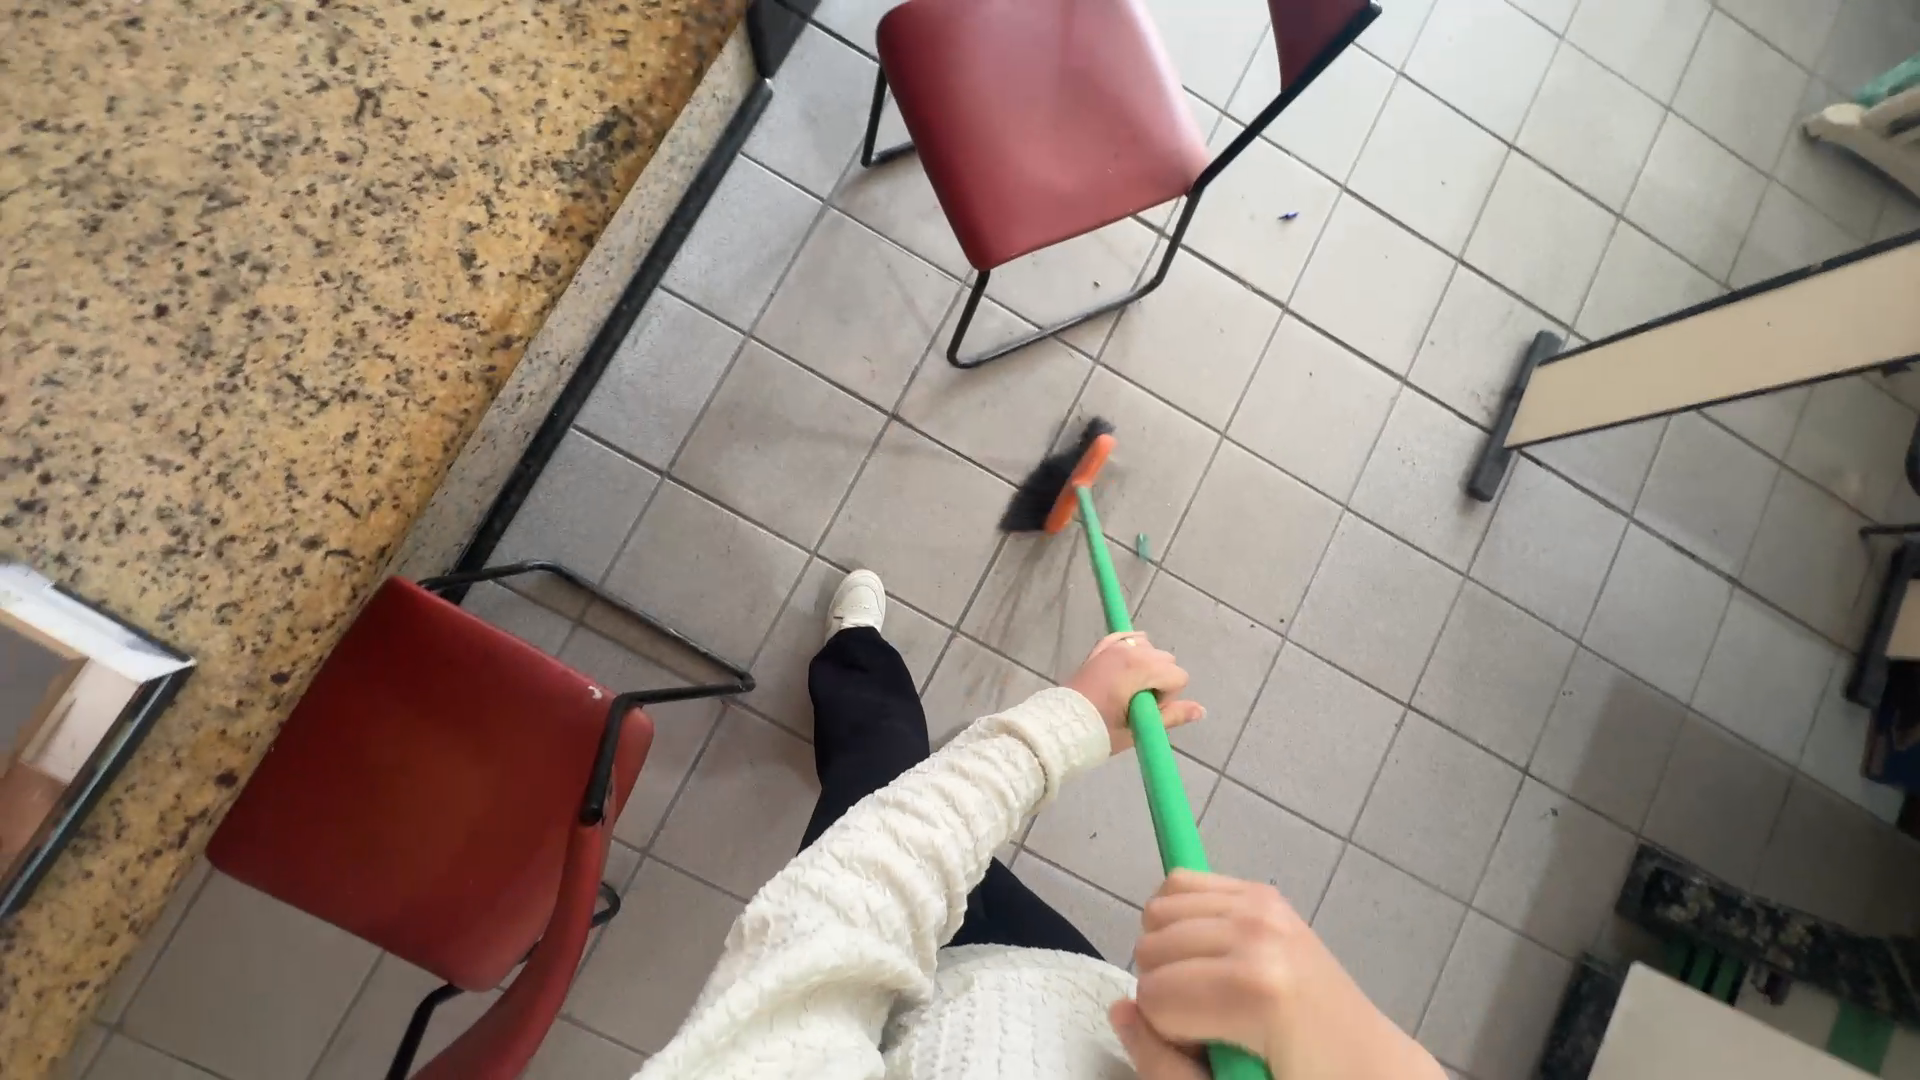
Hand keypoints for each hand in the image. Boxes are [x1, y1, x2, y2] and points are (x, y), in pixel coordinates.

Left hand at [1065, 632, 1203, 754]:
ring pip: (1149, 648)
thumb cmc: (1101, 729)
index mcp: (1140, 667)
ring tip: (1126, 689)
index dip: (1167, 696)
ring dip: (1146, 666)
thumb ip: (1171, 716)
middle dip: (1158, 680)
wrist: (1062, 724)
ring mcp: (1113, 646)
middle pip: (1166, 660)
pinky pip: (1128, 637)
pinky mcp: (1102, 647)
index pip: (1178, 675)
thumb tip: (1201, 710)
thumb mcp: (1138, 728)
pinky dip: (1132, 648)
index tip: (1146, 710)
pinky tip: (1125, 667)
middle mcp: (1129, 649)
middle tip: (1135, 703)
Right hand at [1123, 871, 1446, 1079]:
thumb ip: (1165, 1069)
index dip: (1170, 1037)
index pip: (1154, 996)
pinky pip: (1180, 884)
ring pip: (1157, 912)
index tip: (1214, 1057)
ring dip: (1169, 955)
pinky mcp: (1261, 891)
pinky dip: (1178, 918)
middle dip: (1166, 993)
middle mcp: (1256, 930)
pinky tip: (1210, 954)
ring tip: (1212, 991)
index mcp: (1256, 989)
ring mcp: (1261, 904)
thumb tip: (1121, 1011)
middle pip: (1151, 947)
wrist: (1375, 1069)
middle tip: (1211, 1027)